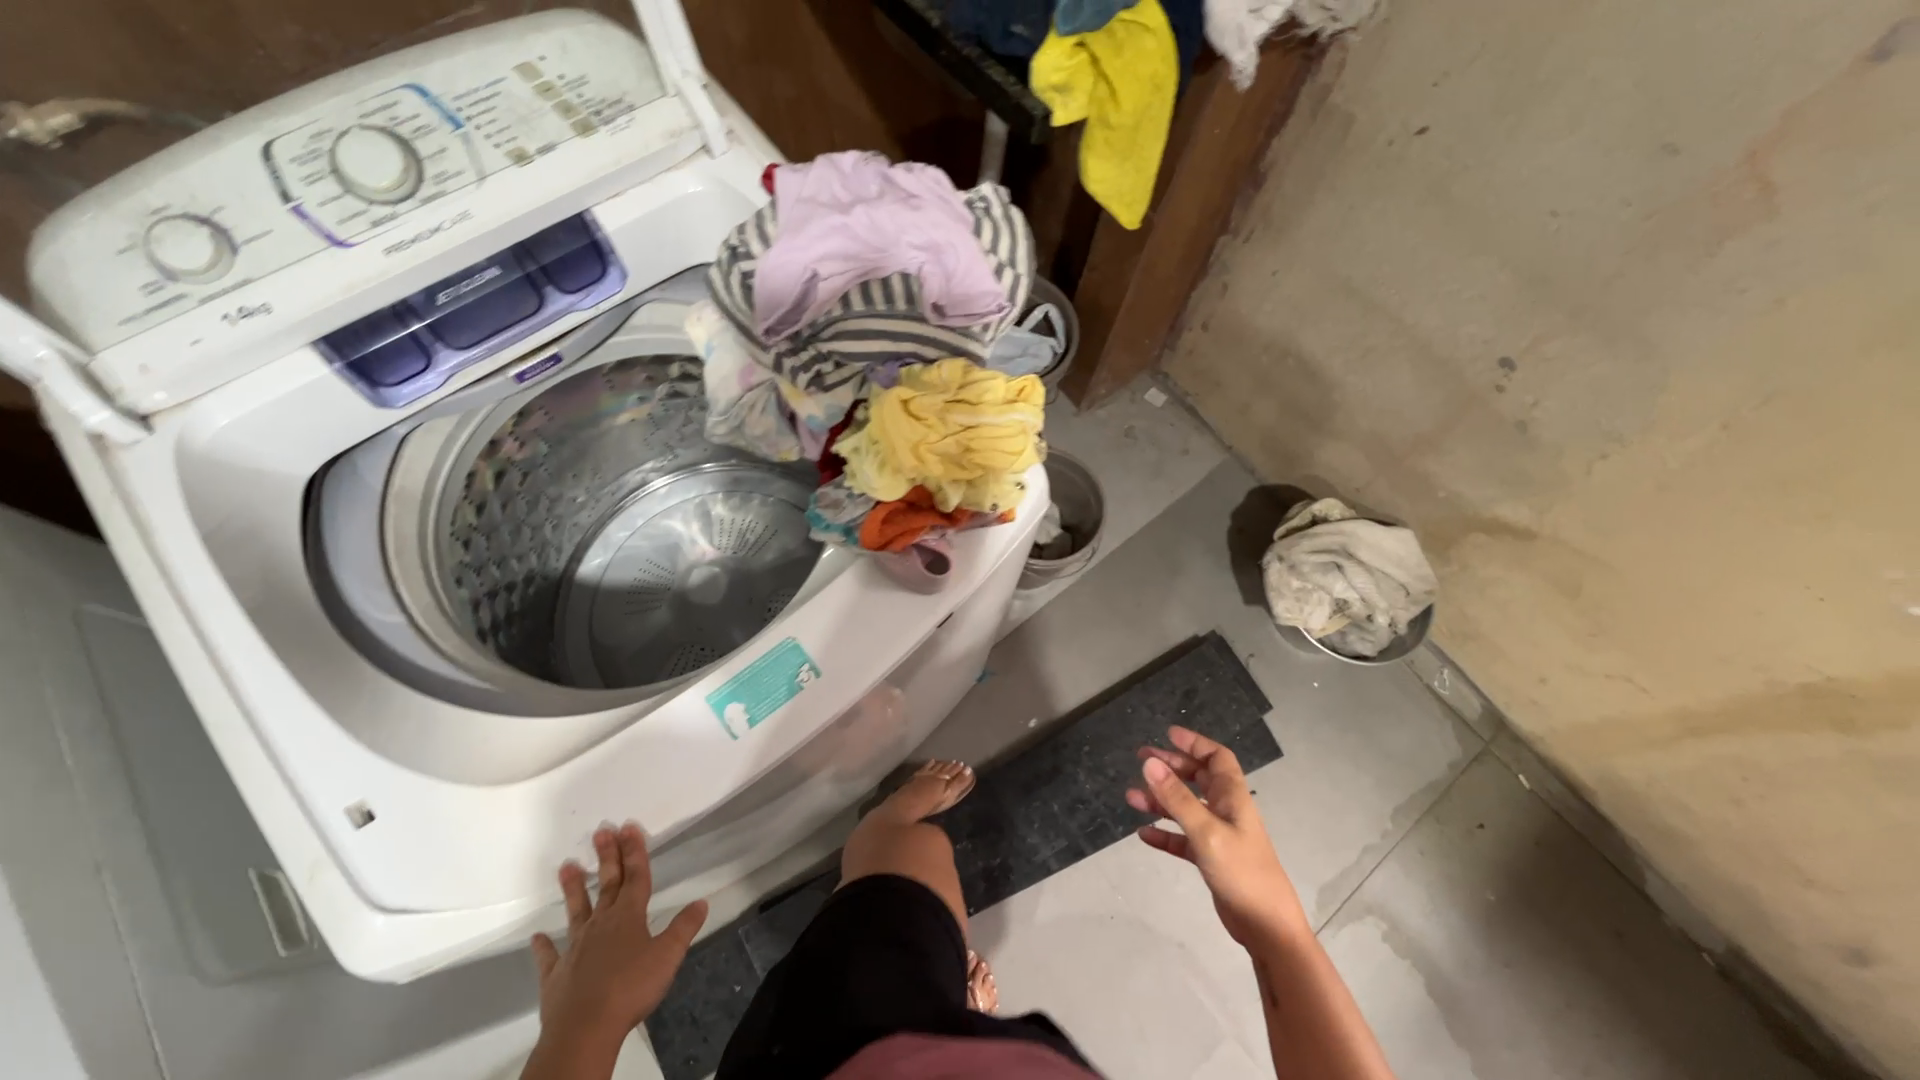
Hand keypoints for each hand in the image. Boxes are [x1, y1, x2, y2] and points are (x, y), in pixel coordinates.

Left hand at [528, 823, 707, 1053]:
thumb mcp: (668, 956)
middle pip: (607, 885)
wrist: (585, 1027)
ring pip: (576, 911)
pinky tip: (537, 937)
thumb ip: (683, 928)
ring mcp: (575, 948)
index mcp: (629, 917)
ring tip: (567, 866)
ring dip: (574, 889)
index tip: (629, 826)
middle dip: (607, 857)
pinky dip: (543, 946)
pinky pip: (549, 956)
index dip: (635, 851)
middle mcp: (601, 925)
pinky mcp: (556, 973)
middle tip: (601, 831)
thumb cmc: (631, 987)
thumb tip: (701, 902)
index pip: (636, 877)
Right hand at [1126, 726, 1308, 949]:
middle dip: (1172, 768)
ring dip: (1160, 801)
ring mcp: (1218, 836)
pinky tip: (1144, 834)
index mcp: (1233, 798)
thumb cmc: (1241, 871)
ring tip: (1131, 797)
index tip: (1167, 735)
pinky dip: (1165, 834)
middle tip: (1141, 760)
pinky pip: (1182, 839)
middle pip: (1199, 779)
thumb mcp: (1206, 831)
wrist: (1266, 925)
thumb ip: (1177, 798)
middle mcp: (1226, 812)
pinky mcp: (1211, 860)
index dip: (1194, 743)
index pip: (1217, 758)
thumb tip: (1149, 763)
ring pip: (1186, 809)